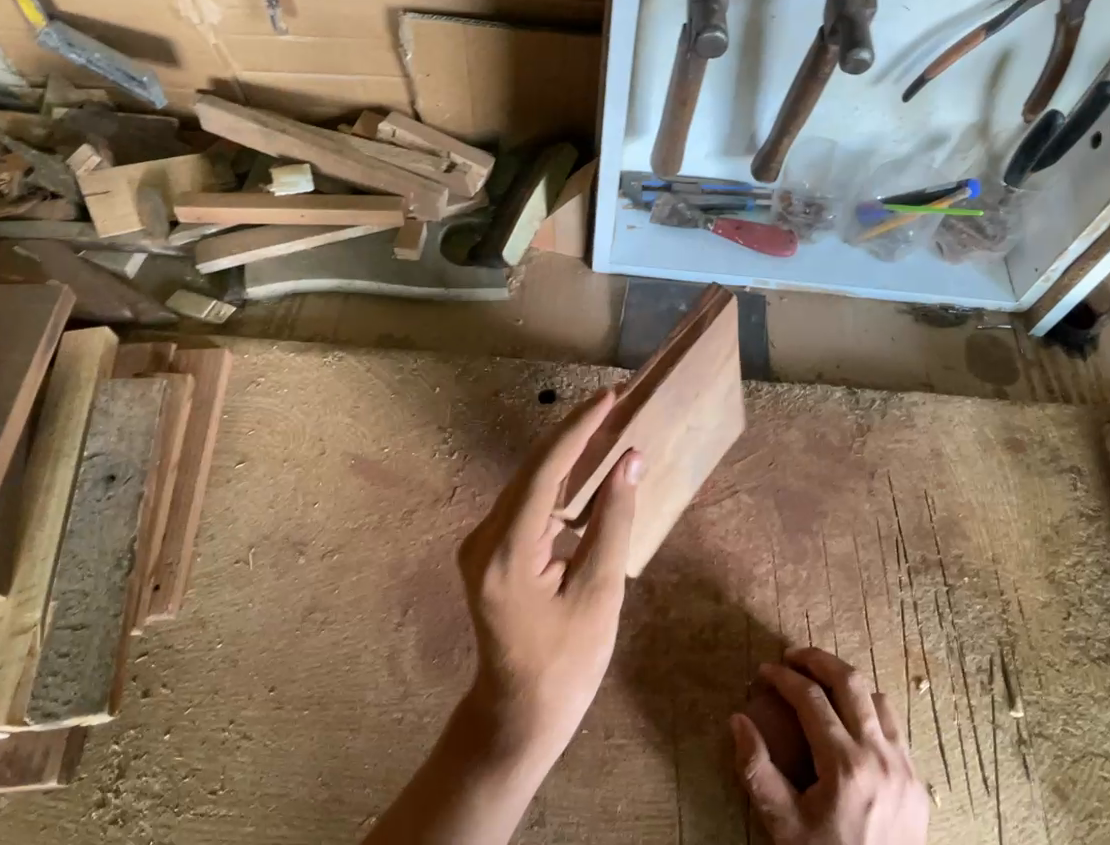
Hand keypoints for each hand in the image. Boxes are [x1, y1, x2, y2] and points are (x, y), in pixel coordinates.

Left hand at [456, 389, 642, 770]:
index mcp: (506, 552)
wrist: (519, 711)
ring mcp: (479, 544)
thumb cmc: (568, 663)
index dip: (579, 430)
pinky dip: (555, 481)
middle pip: (531, 470)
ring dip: (565, 454)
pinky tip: (583, 468)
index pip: (544, 471)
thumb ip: (613, 521)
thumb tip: (630, 461)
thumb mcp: (601, 592)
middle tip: (614, 401)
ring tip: (605, 424)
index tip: (610, 397)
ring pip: (526, 482)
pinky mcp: (486, 551)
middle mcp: (482, 539)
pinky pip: (524, 502)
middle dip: (573, 433)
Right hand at [731, 647, 931, 844]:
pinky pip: (895, 728)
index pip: (810, 698)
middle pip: (850, 682)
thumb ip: (756, 769)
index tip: (764, 671)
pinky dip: (869, 710)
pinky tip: (850, 720)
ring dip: (847, 682)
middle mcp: (879, 756)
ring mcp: (904, 766)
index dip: (783, 677)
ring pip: (878, 699)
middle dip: (817, 660)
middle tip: (792, 656)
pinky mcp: (918, 780)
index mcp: (844, 766)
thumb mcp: (782, 823)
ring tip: (820, 683)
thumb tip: (738, 720)